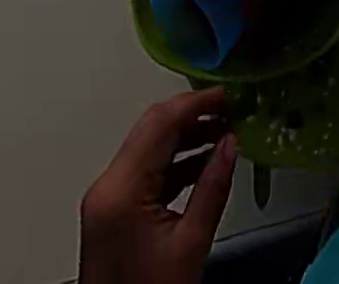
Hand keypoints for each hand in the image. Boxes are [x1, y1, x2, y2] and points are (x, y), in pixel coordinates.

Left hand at [80, 88, 237, 283]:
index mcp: (121, 190)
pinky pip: (147, 168)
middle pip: (152, 127)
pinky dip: (177, 158)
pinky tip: (206, 160)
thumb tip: (231, 143)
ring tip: (225, 130)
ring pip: (150, 144)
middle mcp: (108, 185)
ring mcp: (108, 197)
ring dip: (187, 134)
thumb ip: (213, 187)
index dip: (197, 102)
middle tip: (230, 107)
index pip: (161, 123)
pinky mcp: (114, 209)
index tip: (228, 95)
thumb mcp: (190, 245)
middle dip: (193, 113)